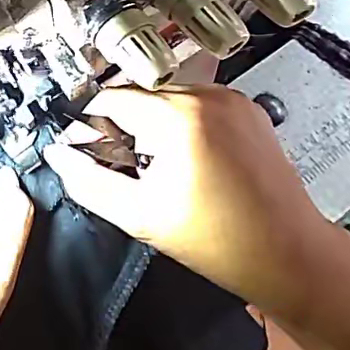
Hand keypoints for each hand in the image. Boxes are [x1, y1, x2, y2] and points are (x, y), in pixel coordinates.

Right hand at [44, 85, 342, 319]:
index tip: (87, 146)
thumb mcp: (140, 215)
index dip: (92, 124)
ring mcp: (233, 101)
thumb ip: (89, 181)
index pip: (112, 99)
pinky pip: (199, 105)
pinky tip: (189, 161)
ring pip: (169, 99)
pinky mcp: (249, 109)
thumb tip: (60, 156)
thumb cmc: (221, 241)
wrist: (289, 253)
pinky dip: (184, 124)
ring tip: (161, 168)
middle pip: (141, 97)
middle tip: (125, 166)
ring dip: (154, 124)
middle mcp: (208, 97)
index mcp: (179, 117)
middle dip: (125, 127)